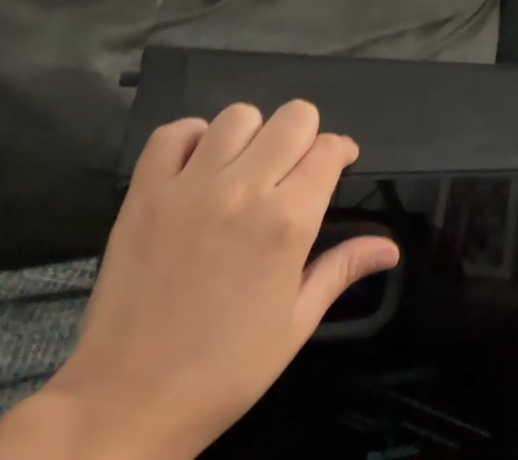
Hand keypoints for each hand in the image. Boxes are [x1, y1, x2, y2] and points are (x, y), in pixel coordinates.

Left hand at [43, 101, 399, 458]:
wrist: (127, 402)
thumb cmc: (226, 369)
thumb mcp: (297, 322)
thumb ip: (342, 269)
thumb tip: (390, 248)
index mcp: (289, 221)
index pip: (329, 149)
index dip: (341, 152)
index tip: (339, 166)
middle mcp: (244, 190)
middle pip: (293, 117)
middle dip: (306, 134)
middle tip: (296, 168)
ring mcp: (189, 188)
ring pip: (238, 116)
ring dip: (253, 134)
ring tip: (247, 167)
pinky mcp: (144, 194)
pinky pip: (173, 133)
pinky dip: (193, 138)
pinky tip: (200, 167)